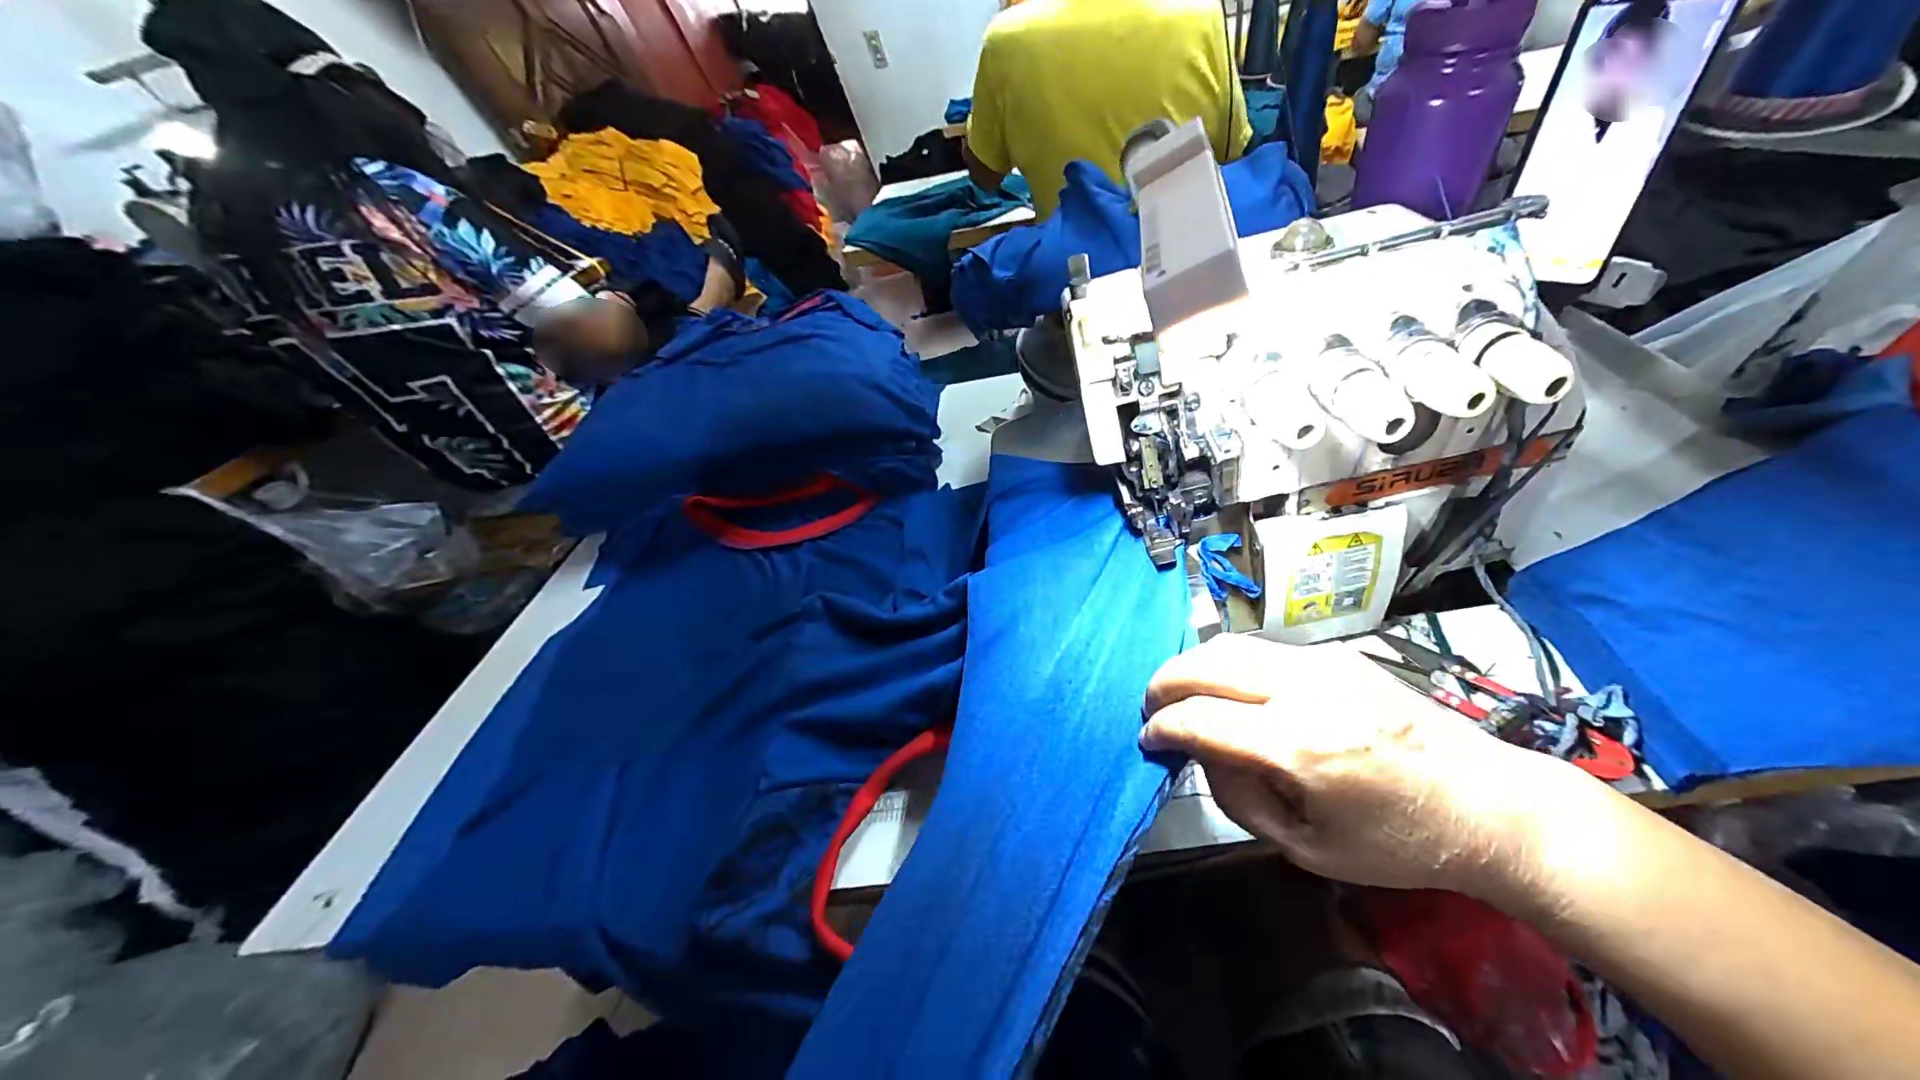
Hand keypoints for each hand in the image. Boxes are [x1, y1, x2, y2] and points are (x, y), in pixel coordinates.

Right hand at [1141, 635, 1578, 902]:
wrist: (1495, 806)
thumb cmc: (1401, 844)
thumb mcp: (1308, 847)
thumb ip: (1239, 796)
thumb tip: (1201, 750)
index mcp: (1300, 745)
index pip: (1200, 718)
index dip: (1162, 727)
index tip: (1148, 739)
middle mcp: (1307, 689)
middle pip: (1206, 663)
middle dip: (1165, 682)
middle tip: (1153, 709)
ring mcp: (1325, 662)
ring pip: (1230, 644)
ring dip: (1194, 666)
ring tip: (1183, 695)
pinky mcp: (1339, 654)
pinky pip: (1262, 648)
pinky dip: (1229, 663)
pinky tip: (1230, 689)